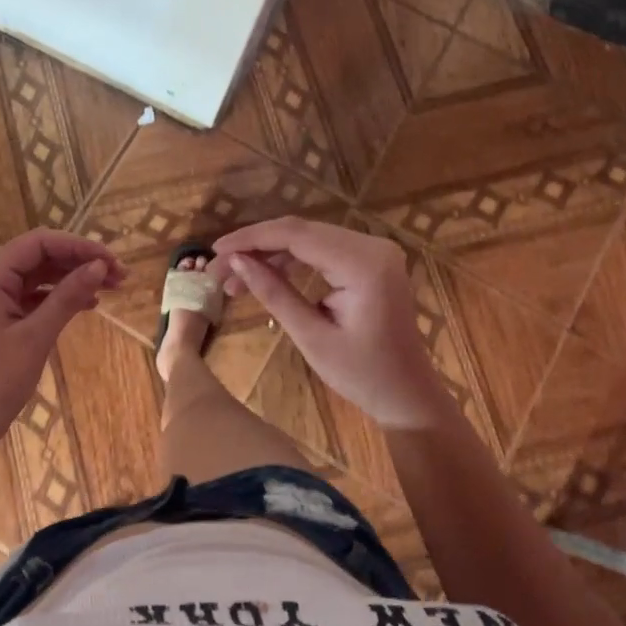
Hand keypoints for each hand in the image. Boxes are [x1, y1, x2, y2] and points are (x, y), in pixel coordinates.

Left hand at [0, 229, 124, 452]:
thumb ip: (67, 297)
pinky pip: (28, 298)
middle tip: (119, 277)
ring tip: (109, 289)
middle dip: (78, 262)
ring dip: (70, 279)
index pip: (37, 243)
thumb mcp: (36, 337)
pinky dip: (55, 299)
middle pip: (37, 257)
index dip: (78, 246)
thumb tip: (99, 266)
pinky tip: (85, 306)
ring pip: (35, 278)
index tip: (111, 261)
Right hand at [214, 218, 448, 427]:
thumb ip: (274, 292)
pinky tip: (264, 274)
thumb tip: (236, 262)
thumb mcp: (311, 337)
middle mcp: (372, 246)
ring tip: (234, 279)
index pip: (295, 235)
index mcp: (363, 264)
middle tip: (218, 269)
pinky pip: (321, 249)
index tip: (215, 251)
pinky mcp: (370, 260)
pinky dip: (290, 259)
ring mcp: (374, 250)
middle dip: (255, 246)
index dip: (251, 239)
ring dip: (269, 253)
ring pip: (307, 237)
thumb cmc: (363, 375)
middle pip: (300, 231)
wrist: (409, 395)